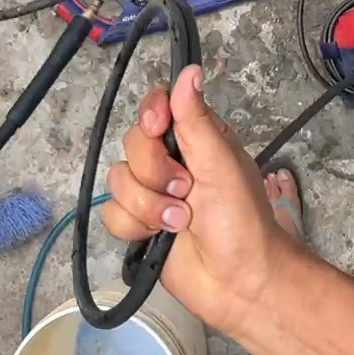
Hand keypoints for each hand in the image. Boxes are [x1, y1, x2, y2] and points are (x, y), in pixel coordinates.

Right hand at [100, 65, 299, 338]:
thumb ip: (196, 119)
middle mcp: (169, 160)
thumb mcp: (221, 163)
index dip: (150, 115)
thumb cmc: (241, 219)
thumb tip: (190, 70)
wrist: (239, 284)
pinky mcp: (138, 225)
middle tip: (185, 191)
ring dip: (148, 205)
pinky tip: (157, 238)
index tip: (158, 129)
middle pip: (132, 144)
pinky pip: (111, 213)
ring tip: (180, 223)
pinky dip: (133, 226)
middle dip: (155, 172)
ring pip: (118, 180)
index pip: (155, 107)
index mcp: (193, 137)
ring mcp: (151, 193)